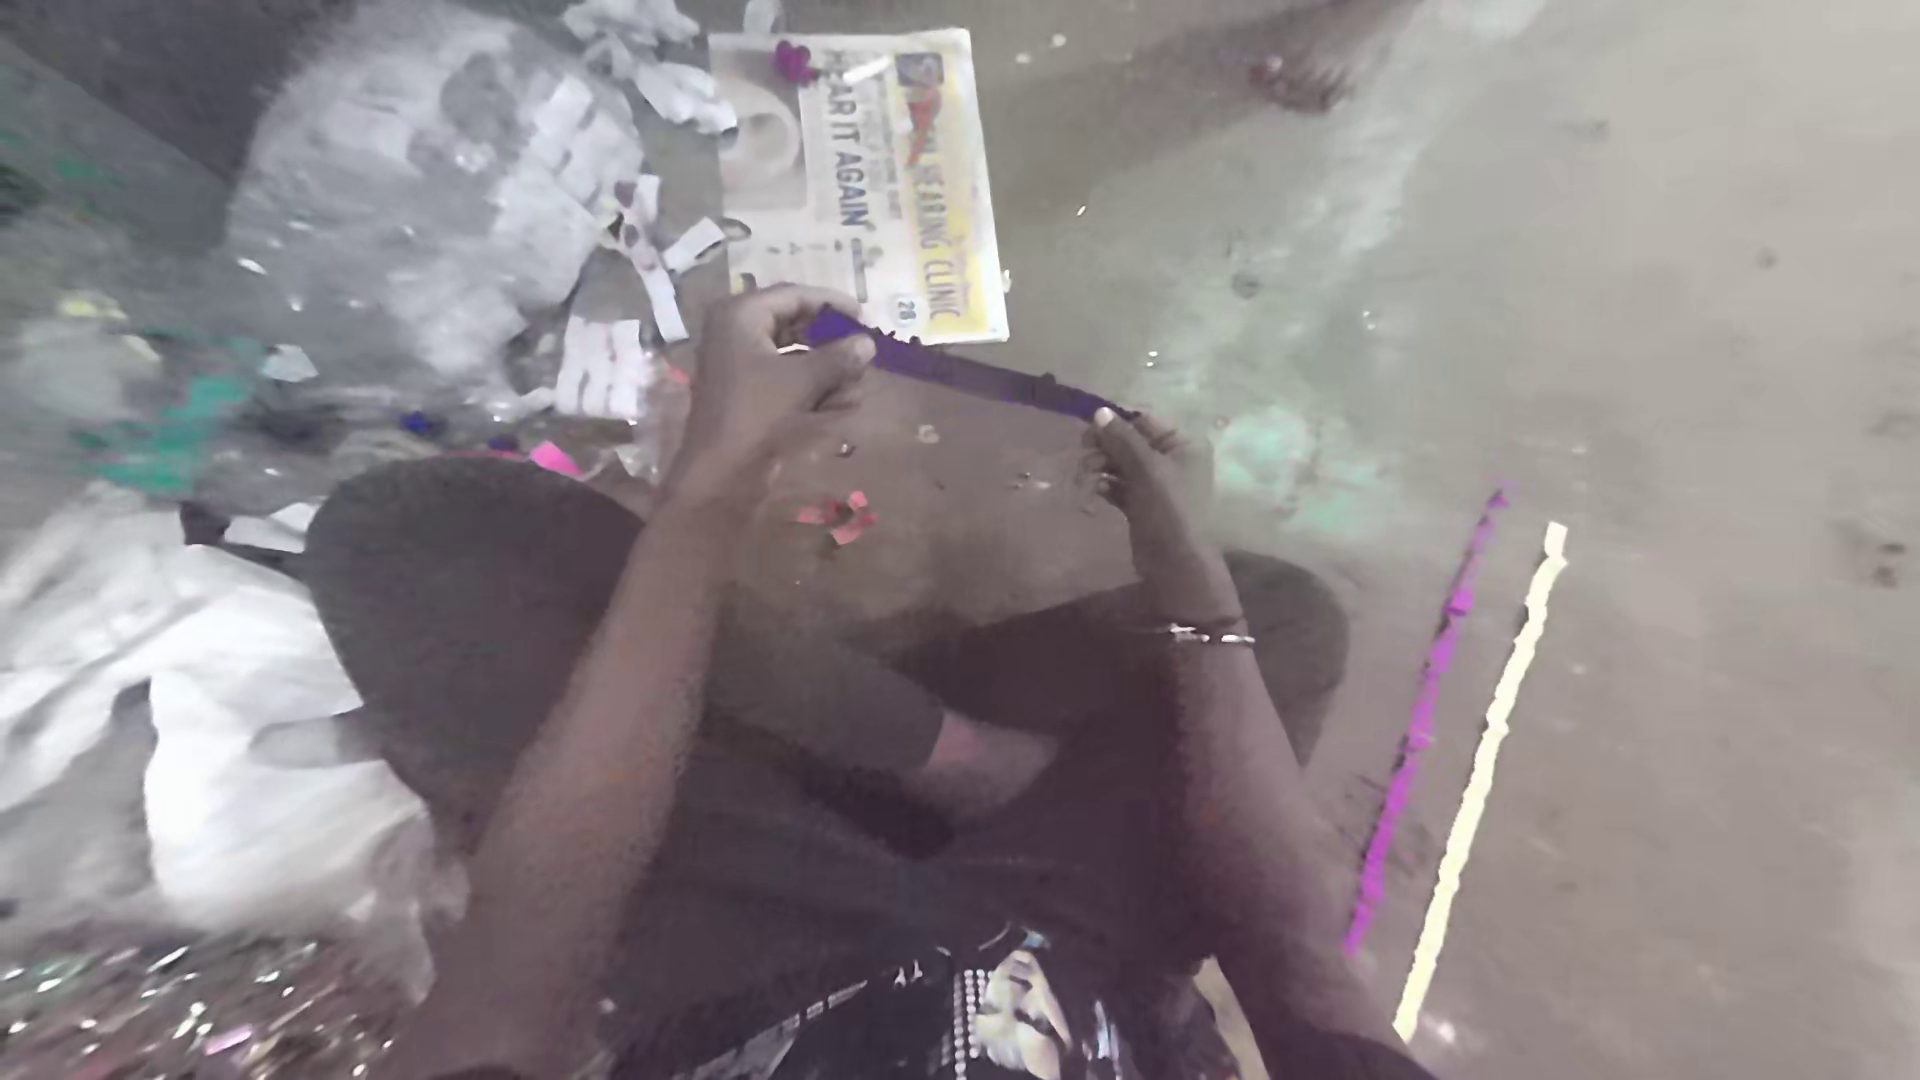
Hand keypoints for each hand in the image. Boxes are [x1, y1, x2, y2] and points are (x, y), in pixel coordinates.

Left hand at [669, 285, 875, 504]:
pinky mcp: (752, 395)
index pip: (793, 295)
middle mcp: (739, 334)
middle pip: (796, 327)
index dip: (831, 304)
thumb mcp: (803, 380)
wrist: (722, 470)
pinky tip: (841, 406)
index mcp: (741, 316)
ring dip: (828, 373)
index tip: (863, 316)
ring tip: (854, 390)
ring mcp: (744, 366)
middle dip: (831, 346)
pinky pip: (789, 382)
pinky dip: (814, 391)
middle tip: (863, 355)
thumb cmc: (758, 414)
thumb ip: (838, 357)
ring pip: (796, 357)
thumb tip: (868, 343)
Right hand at [1083, 408, 1242, 625]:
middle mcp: (1174, 459)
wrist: (1174, 561)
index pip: (1145, 421)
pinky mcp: (1143, 504)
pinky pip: (1121, 486)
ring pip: (1123, 464)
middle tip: (1084, 457)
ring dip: (1102, 466)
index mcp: (1184, 444)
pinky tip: (1096, 491)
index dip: (1116, 425)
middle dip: (1106, 448)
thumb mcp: (1145, 468)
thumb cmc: (1167, 508)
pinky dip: (1107, 485)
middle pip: (1132, 442)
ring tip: (1084, 476)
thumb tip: (1099, 412)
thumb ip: (1122, 439)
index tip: (1089, 435)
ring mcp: (1159, 484)